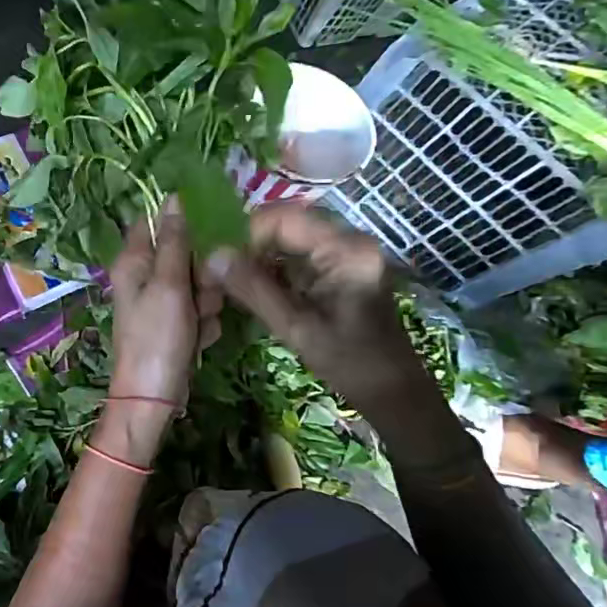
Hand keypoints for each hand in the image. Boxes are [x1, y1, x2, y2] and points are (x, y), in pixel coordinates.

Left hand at [107, 199, 210, 409]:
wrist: (154, 398)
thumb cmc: (157, 339)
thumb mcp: (169, 285)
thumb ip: (175, 241)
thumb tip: (174, 197)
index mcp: (134, 261)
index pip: (158, 220)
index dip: (184, 223)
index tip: (209, 234)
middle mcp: (145, 276)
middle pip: (186, 253)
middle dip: (203, 274)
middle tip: (202, 294)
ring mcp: (161, 301)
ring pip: (199, 282)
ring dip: (207, 302)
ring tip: (198, 322)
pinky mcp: (175, 322)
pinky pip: (200, 309)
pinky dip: (204, 323)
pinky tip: (198, 338)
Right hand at [207, 204, 431, 411]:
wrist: (393, 388)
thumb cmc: (349, 362)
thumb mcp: (296, 328)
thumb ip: (254, 289)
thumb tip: (213, 257)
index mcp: (345, 249)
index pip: (285, 218)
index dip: (248, 234)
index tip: (222, 262)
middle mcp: (350, 239)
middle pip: (289, 224)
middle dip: (253, 246)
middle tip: (224, 273)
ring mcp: (350, 252)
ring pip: (294, 239)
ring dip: (264, 257)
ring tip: (237, 284)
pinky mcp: (346, 266)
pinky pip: (306, 254)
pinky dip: (281, 268)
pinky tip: (262, 290)